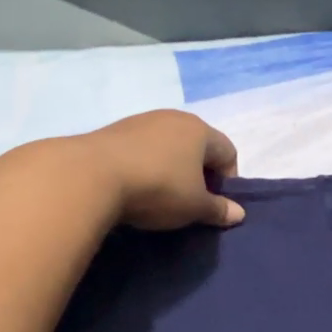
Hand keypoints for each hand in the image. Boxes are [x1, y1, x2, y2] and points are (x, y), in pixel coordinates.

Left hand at [78, 110, 243, 230]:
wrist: (92, 175)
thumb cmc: (158, 188)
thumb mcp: (194, 206)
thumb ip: (218, 209)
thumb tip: (239, 214)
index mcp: (200, 130)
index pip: (228, 152)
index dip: (228, 180)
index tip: (214, 204)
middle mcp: (174, 117)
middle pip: (198, 145)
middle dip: (199, 173)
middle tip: (190, 201)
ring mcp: (142, 120)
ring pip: (168, 145)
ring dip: (171, 167)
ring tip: (159, 195)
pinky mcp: (115, 129)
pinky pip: (142, 148)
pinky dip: (146, 164)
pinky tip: (135, 185)